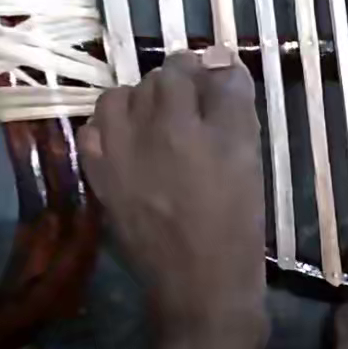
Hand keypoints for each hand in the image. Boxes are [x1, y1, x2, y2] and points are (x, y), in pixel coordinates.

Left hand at [77, 51, 266, 348]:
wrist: (201, 286)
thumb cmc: (238, 221)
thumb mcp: (248, 158)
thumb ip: (234, 104)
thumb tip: (223, 62)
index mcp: (175, 123)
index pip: (183, 69)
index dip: (207, 68)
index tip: (226, 78)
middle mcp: (131, 133)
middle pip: (150, 84)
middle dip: (178, 84)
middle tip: (209, 104)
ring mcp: (108, 160)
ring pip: (118, 105)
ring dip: (145, 102)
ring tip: (175, 122)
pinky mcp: (100, 185)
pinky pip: (99, 138)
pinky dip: (120, 129)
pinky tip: (144, 146)